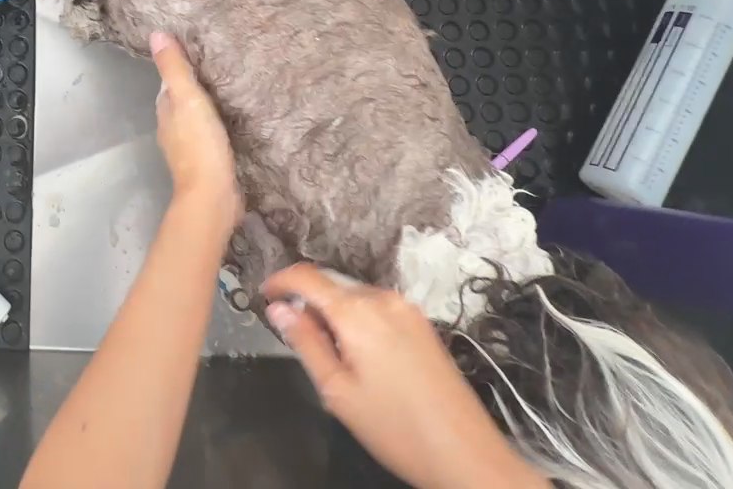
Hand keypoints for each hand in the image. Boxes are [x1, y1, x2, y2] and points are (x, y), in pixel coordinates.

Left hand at [149, 32, 240, 236]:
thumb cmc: (199, 145)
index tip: (200, 51)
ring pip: (196, 118)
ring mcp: (188, 147)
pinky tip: (234, 122)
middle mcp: (172, 127)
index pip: (170, 82)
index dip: (182, 67)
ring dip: (209, 107)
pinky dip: (218, 126)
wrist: (212, 197)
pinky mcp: (206, 162)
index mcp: (165, 110)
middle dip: (198, 86)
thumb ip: (174, 68)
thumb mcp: (187, 99)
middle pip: (183, 100)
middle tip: (222, 68)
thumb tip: (155, 34)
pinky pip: (211, 135)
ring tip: (231, 90)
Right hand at [261, 265, 546, 488]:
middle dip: (309, 305)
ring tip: (335, 358)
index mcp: (357, 312)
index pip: (306, 276)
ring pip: (354, 297)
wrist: (469, 456)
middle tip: (301, 344)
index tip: (264, 296)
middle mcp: (382, 299)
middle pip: (331, 286)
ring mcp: (407, 309)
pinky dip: (359, 320)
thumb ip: (304, 342)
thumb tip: (278, 307)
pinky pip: (377, 308)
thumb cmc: (395, 428)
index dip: (279, 281)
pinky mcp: (423, 324)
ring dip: (334, 314)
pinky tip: (364, 358)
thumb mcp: (337, 391)